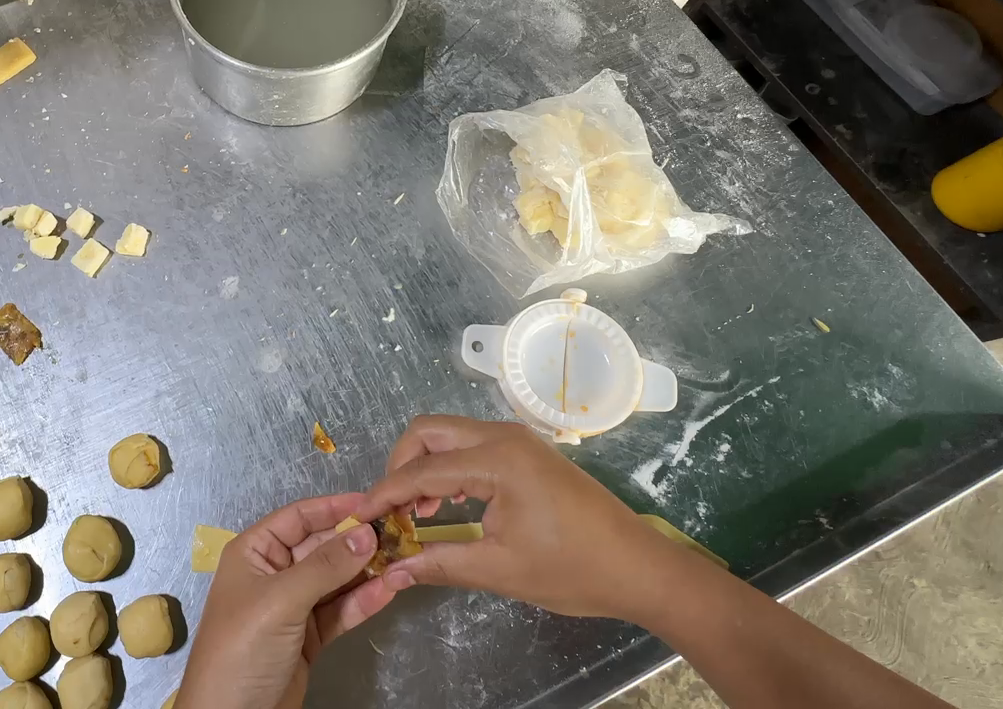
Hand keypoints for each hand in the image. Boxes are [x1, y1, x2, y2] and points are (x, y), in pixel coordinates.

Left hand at [177, 494, 405, 708]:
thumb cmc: (243, 647)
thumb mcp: (281, 600)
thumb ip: (325, 567)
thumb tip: (366, 533)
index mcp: (254, 552)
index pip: (298, 518)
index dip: (333, 508)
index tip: (371, 502)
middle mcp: (274, 573)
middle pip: (320, 547)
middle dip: (355, 540)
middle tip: (396, 532)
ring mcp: (293, 607)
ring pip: (335, 580)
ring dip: (365, 571)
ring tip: (402, 558)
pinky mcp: (309, 638)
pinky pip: (339, 611)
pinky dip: (363, 601)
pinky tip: (389, 590)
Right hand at [355, 415, 678, 622]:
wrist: (641, 568)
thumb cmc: (574, 570)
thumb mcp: (501, 570)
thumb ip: (440, 562)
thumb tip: (393, 568)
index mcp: (497, 460)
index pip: (423, 470)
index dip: (387, 492)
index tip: (361, 514)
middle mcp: (502, 435)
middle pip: (428, 431)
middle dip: (401, 464)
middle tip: (392, 507)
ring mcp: (516, 439)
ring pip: (448, 434)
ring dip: (424, 465)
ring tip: (417, 512)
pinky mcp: (524, 450)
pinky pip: (470, 445)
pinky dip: (448, 466)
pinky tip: (447, 503)